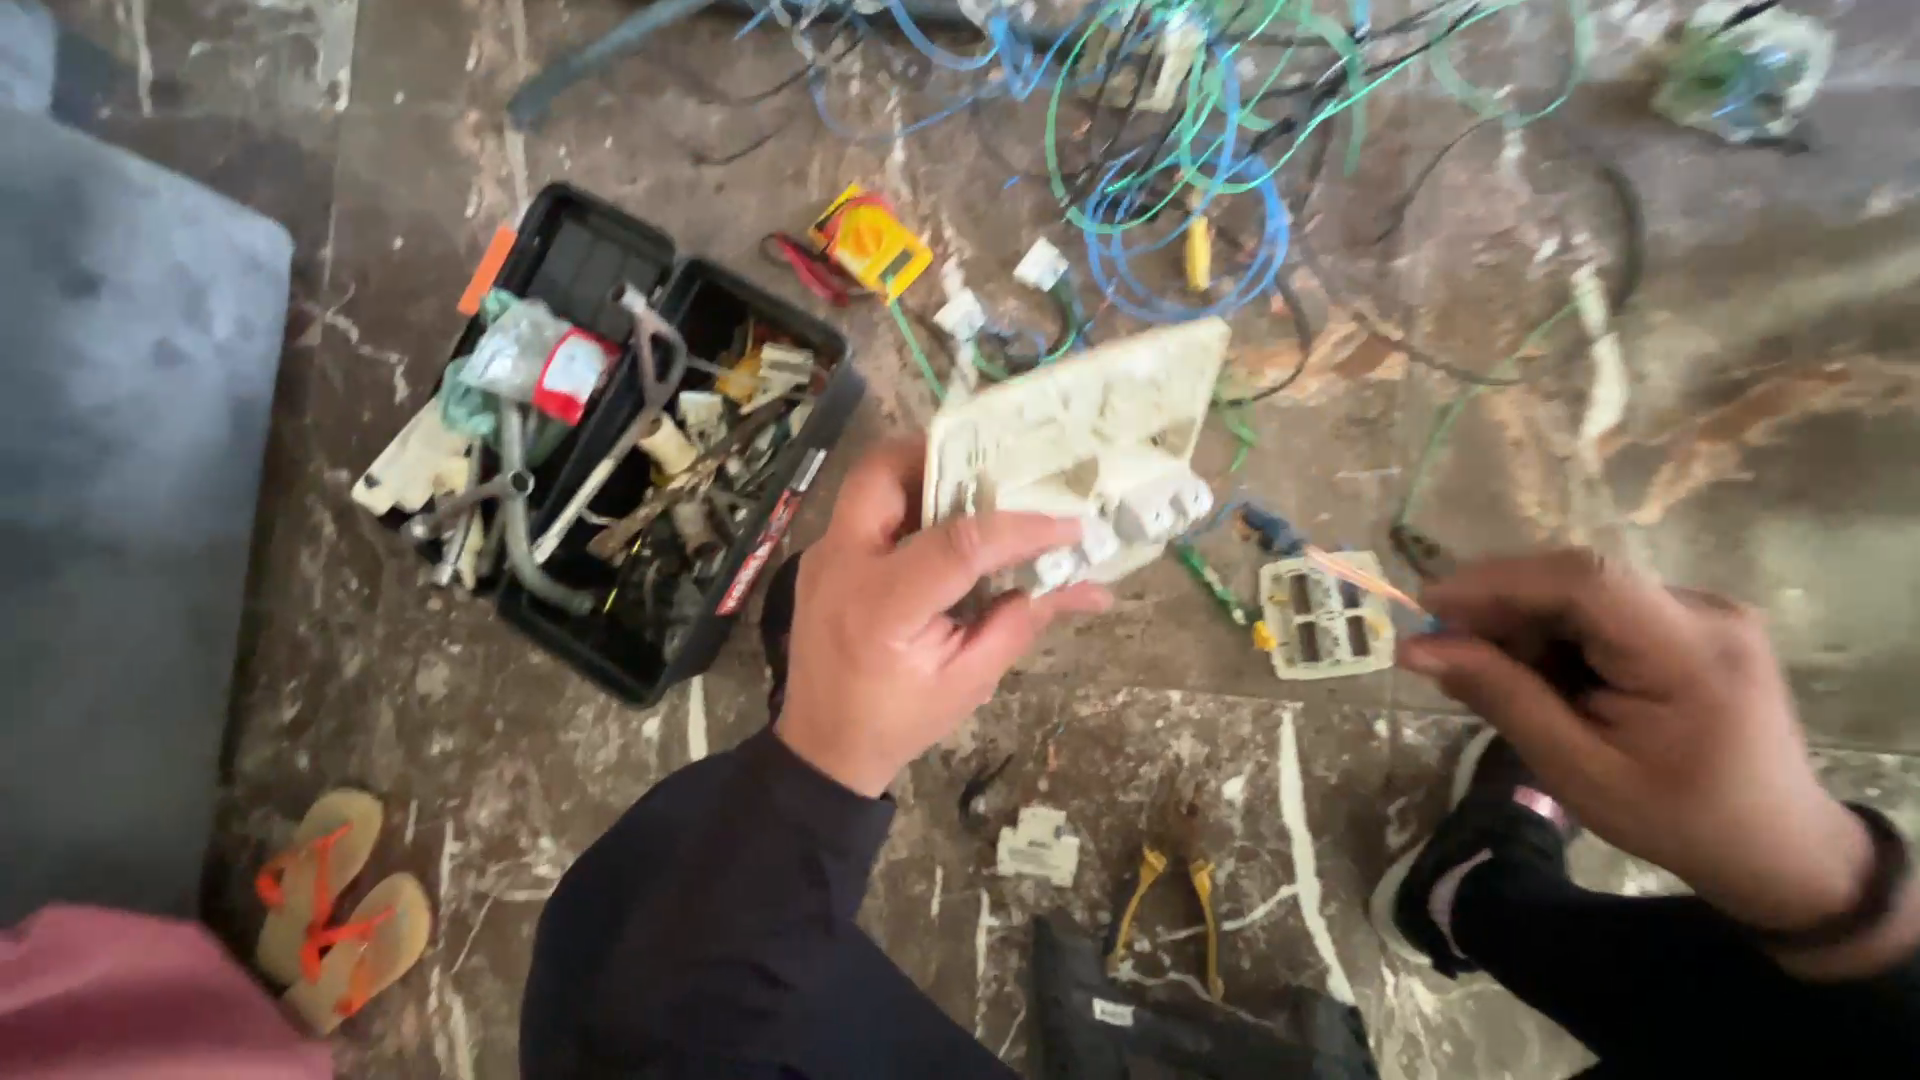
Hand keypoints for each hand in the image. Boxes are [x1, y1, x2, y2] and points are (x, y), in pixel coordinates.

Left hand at [773, 439, 1111, 796]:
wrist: (822, 746)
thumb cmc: (897, 721)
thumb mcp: (968, 682)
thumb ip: (1019, 624)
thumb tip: (1084, 586)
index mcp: (881, 607)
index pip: (956, 544)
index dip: (1018, 529)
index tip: (1068, 526)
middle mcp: (841, 565)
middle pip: (882, 471)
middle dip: (941, 459)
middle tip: (995, 474)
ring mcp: (822, 556)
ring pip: (867, 480)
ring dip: (922, 474)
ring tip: (973, 492)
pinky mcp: (821, 557)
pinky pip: (863, 508)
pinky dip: (905, 502)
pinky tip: (938, 525)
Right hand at [1397, 550, 1871, 937]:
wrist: (1776, 847)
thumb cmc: (1675, 818)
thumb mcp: (1575, 769)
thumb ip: (1499, 697)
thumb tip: (1414, 647)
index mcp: (1691, 652)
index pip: (1583, 581)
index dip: (1495, 582)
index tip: (1426, 608)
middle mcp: (1704, 610)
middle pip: (1572, 580)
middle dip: (1497, 609)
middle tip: (1445, 653)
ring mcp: (1699, 610)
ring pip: (1574, 591)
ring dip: (1519, 625)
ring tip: (1492, 677)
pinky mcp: (1683, 619)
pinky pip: (1592, 607)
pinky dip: (1546, 634)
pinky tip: (1535, 676)